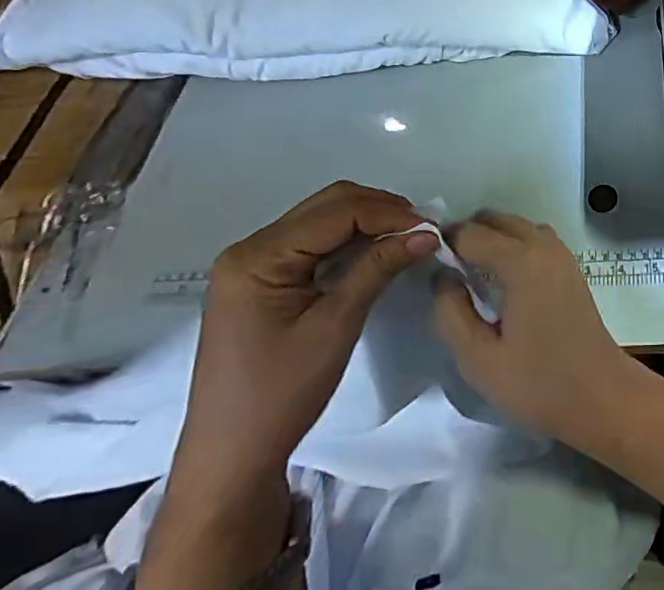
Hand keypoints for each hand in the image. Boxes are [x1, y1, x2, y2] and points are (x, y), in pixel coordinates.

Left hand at [176, 181, 438, 478]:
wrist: (231, 457)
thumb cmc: (281, 394)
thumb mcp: (335, 326)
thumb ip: (377, 269)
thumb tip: (425, 234)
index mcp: (257, 257)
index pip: (335, 213)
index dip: (387, 214)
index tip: (431, 228)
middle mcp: (249, 249)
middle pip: (326, 207)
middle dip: (379, 211)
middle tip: (423, 231)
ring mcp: (252, 264)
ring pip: (321, 220)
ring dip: (367, 223)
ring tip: (408, 239)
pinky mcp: (261, 281)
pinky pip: (312, 243)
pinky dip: (349, 241)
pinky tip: (377, 252)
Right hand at [430, 212, 641, 441]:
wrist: (600, 395)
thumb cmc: (537, 381)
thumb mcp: (477, 358)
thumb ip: (450, 312)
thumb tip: (443, 276)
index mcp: (521, 261)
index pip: (471, 233)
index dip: (445, 243)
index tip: (425, 263)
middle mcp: (544, 246)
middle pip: (497, 220)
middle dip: (469, 234)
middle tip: (446, 267)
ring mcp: (562, 254)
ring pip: (519, 226)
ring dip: (494, 236)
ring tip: (471, 271)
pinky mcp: (571, 268)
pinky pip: (536, 238)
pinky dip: (515, 243)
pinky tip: (503, 278)